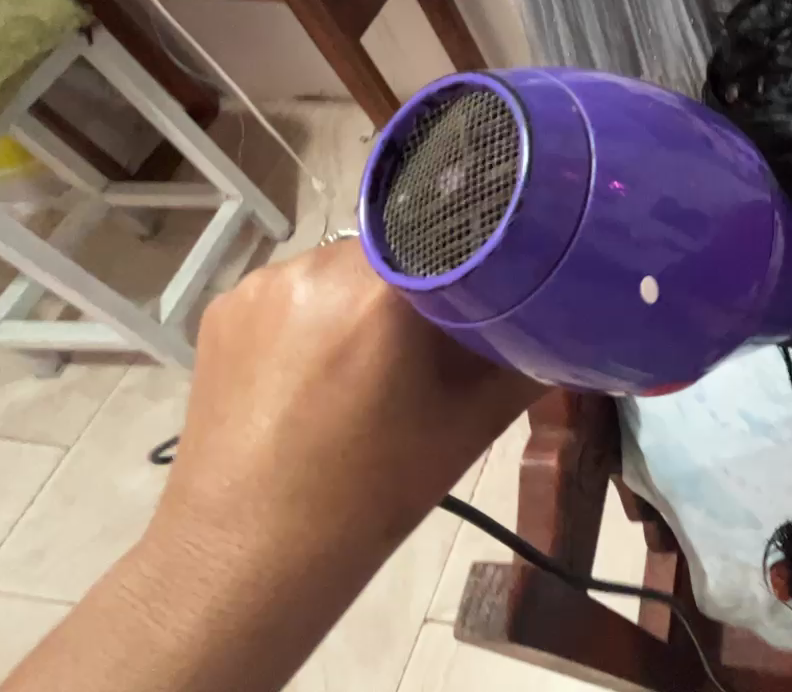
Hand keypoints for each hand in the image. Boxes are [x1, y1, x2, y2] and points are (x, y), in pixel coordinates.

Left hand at [154, 238, 542, 560]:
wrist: (250, 554)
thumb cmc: (378, 488)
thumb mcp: (478, 419)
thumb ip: (531, 357)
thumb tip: (569, 321)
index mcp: (381, 293)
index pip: (451, 237)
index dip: (476, 262)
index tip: (490, 293)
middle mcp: (315, 269)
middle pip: (397, 248)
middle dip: (421, 280)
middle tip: (437, 332)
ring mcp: (260, 285)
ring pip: (345, 264)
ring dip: (369, 292)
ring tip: (376, 351)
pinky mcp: (223, 308)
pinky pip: (295, 285)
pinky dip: (320, 308)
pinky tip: (323, 360)